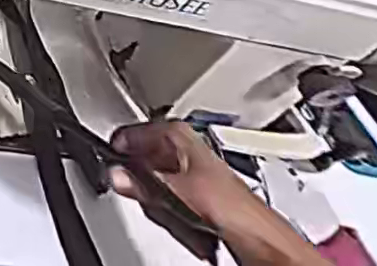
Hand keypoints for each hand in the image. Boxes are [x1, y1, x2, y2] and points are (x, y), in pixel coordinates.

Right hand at [109, 121, 326, 265]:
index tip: (110, 156)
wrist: (266, 244)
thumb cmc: (234, 210)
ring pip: (158, 190)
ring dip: (165, 209)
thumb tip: (116, 172)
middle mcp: (186, 150)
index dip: (123, 146)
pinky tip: (191, 232)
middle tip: (153, 201)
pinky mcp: (199, 202)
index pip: (138, 131)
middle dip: (148, 187)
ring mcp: (192, 176)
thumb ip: (143, 184)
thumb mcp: (178, 193)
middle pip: (146, 163)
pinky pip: (172, 209)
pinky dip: (177, 221)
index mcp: (180, 135)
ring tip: (182, 222)